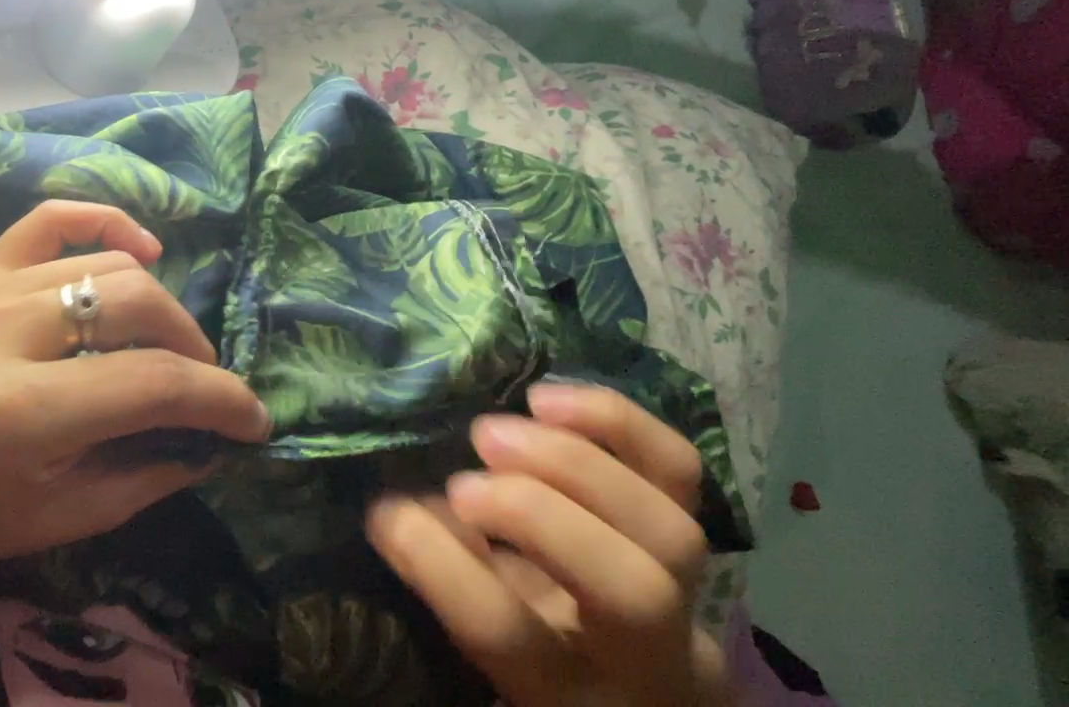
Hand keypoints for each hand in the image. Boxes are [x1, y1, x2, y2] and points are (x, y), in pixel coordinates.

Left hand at [0, 200, 271, 581]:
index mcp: (15, 411)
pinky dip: (106, 222)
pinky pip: (53, 220)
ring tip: (166, 345)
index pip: (148, 382)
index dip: (217, 397)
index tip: (252, 418)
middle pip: (133, 303)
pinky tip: (142, 250)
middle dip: (191, 346)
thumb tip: (225, 429)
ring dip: (158, 304)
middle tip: (203, 385)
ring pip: (107, 264)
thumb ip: (157, 468)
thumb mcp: (75, 515)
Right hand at [366, 383, 734, 706]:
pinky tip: (545, 400)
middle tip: (459, 480)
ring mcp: (689, 594)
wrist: (631, 671)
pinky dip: (616, 424)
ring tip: (493, 432)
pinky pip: (679, 471)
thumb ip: (444, 576)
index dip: (442, 566)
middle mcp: (648, 657)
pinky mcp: (691, 530)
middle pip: (629, 589)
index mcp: (569, 694)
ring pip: (669, 528)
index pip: (510, 633)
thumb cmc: (534, 657)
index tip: (386, 513)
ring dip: (573, 463)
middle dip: (537, 515)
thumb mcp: (479, 648)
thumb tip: (395, 505)